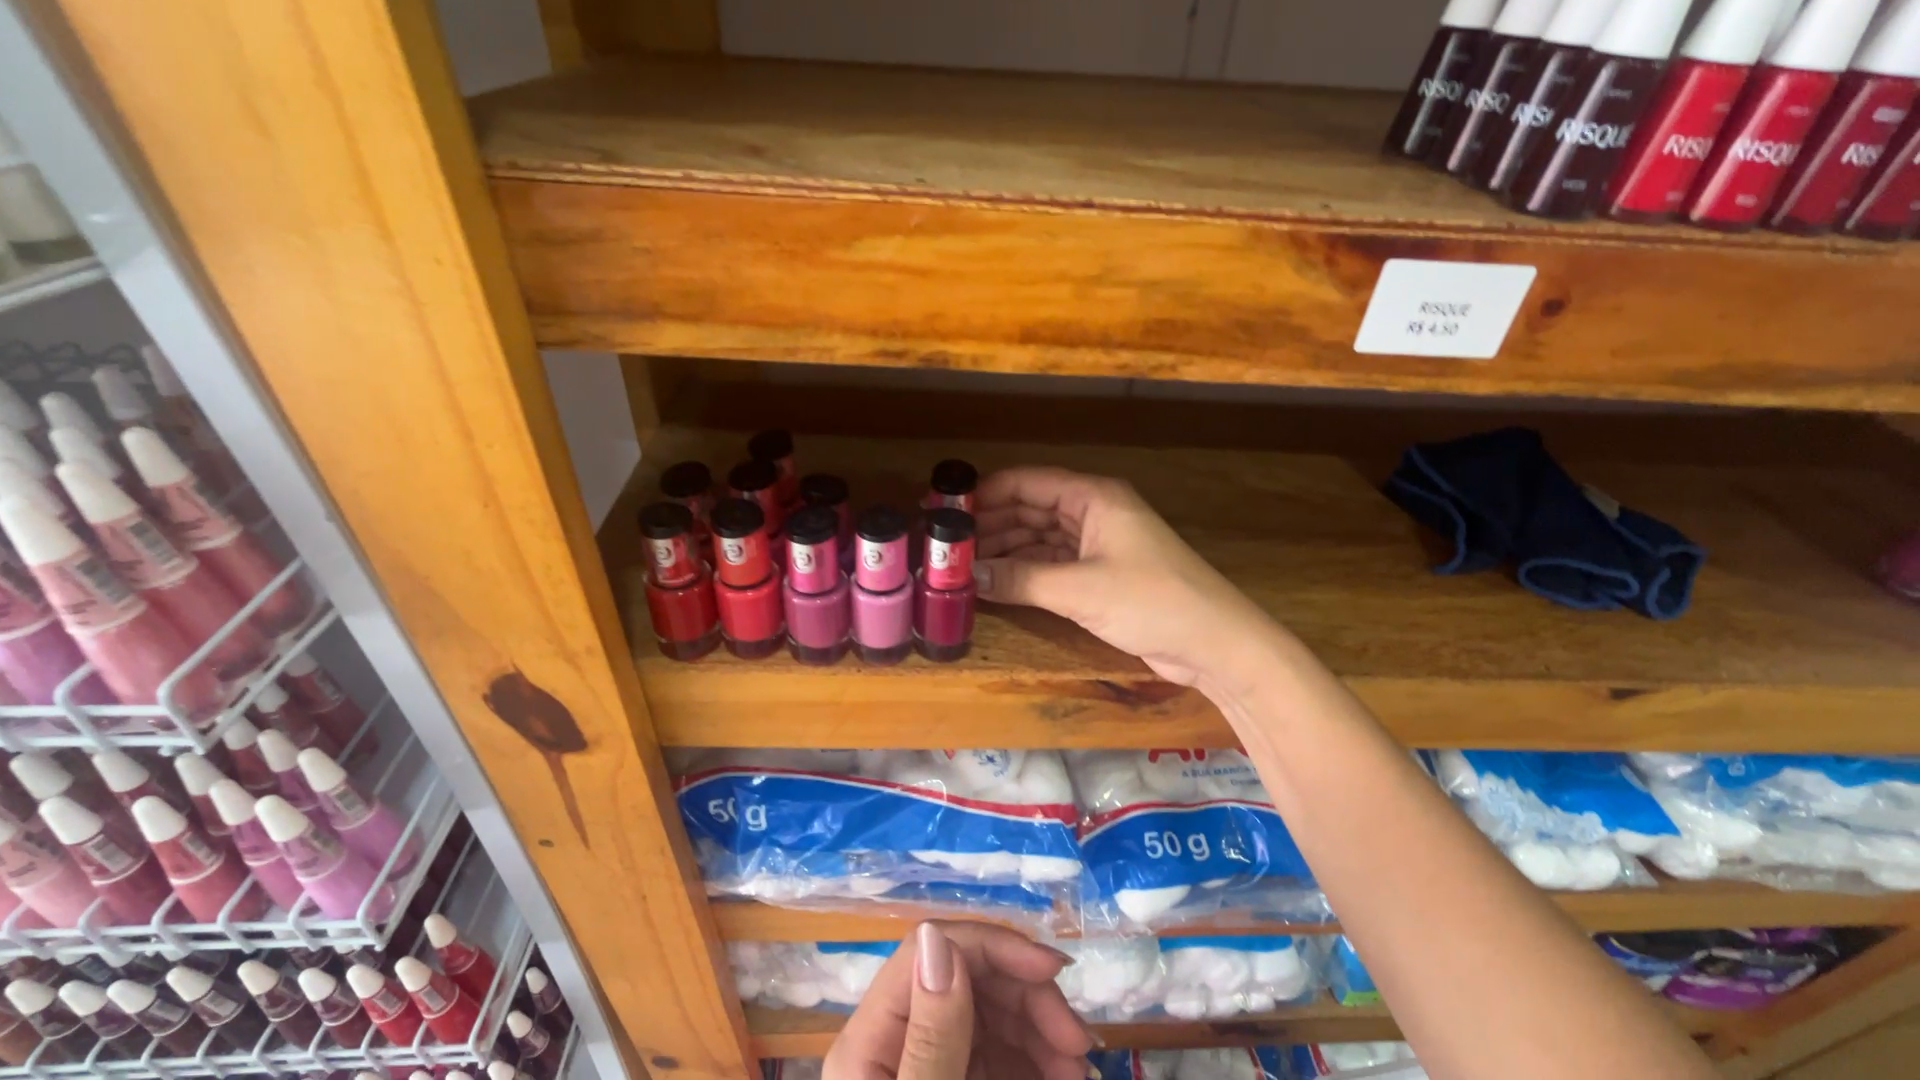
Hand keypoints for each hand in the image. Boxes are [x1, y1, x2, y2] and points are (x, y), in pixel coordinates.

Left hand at [824, 922, 1093, 1079]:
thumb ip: (932, 1035)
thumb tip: (937, 938)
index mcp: (871, 1039)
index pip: (932, 951)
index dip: (996, 945)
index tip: (1056, 969)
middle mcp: (897, 1041)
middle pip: (969, 981)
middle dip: (1031, 1000)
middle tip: (1079, 1045)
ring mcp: (925, 1063)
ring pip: (991, 1018)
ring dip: (1042, 1034)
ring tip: (1078, 1072)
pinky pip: (997, 1054)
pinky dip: (1034, 1060)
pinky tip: (1060, 1076)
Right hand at [972, 467, 1271, 686]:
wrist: (1215, 643)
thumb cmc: (1152, 601)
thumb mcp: (1080, 590)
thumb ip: (1021, 579)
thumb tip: (966, 576)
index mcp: (1094, 498)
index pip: (1028, 483)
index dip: (985, 494)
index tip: (946, 512)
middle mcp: (1094, 514)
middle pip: (1030, 510)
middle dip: (991, 526)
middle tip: (946, 548)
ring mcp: (1099, 547)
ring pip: (1039, 541)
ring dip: (1005, 553)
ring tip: (961, 570)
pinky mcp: (1102, 578)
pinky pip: (1052, 567)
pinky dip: (1025, 575)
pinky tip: (995, 586)